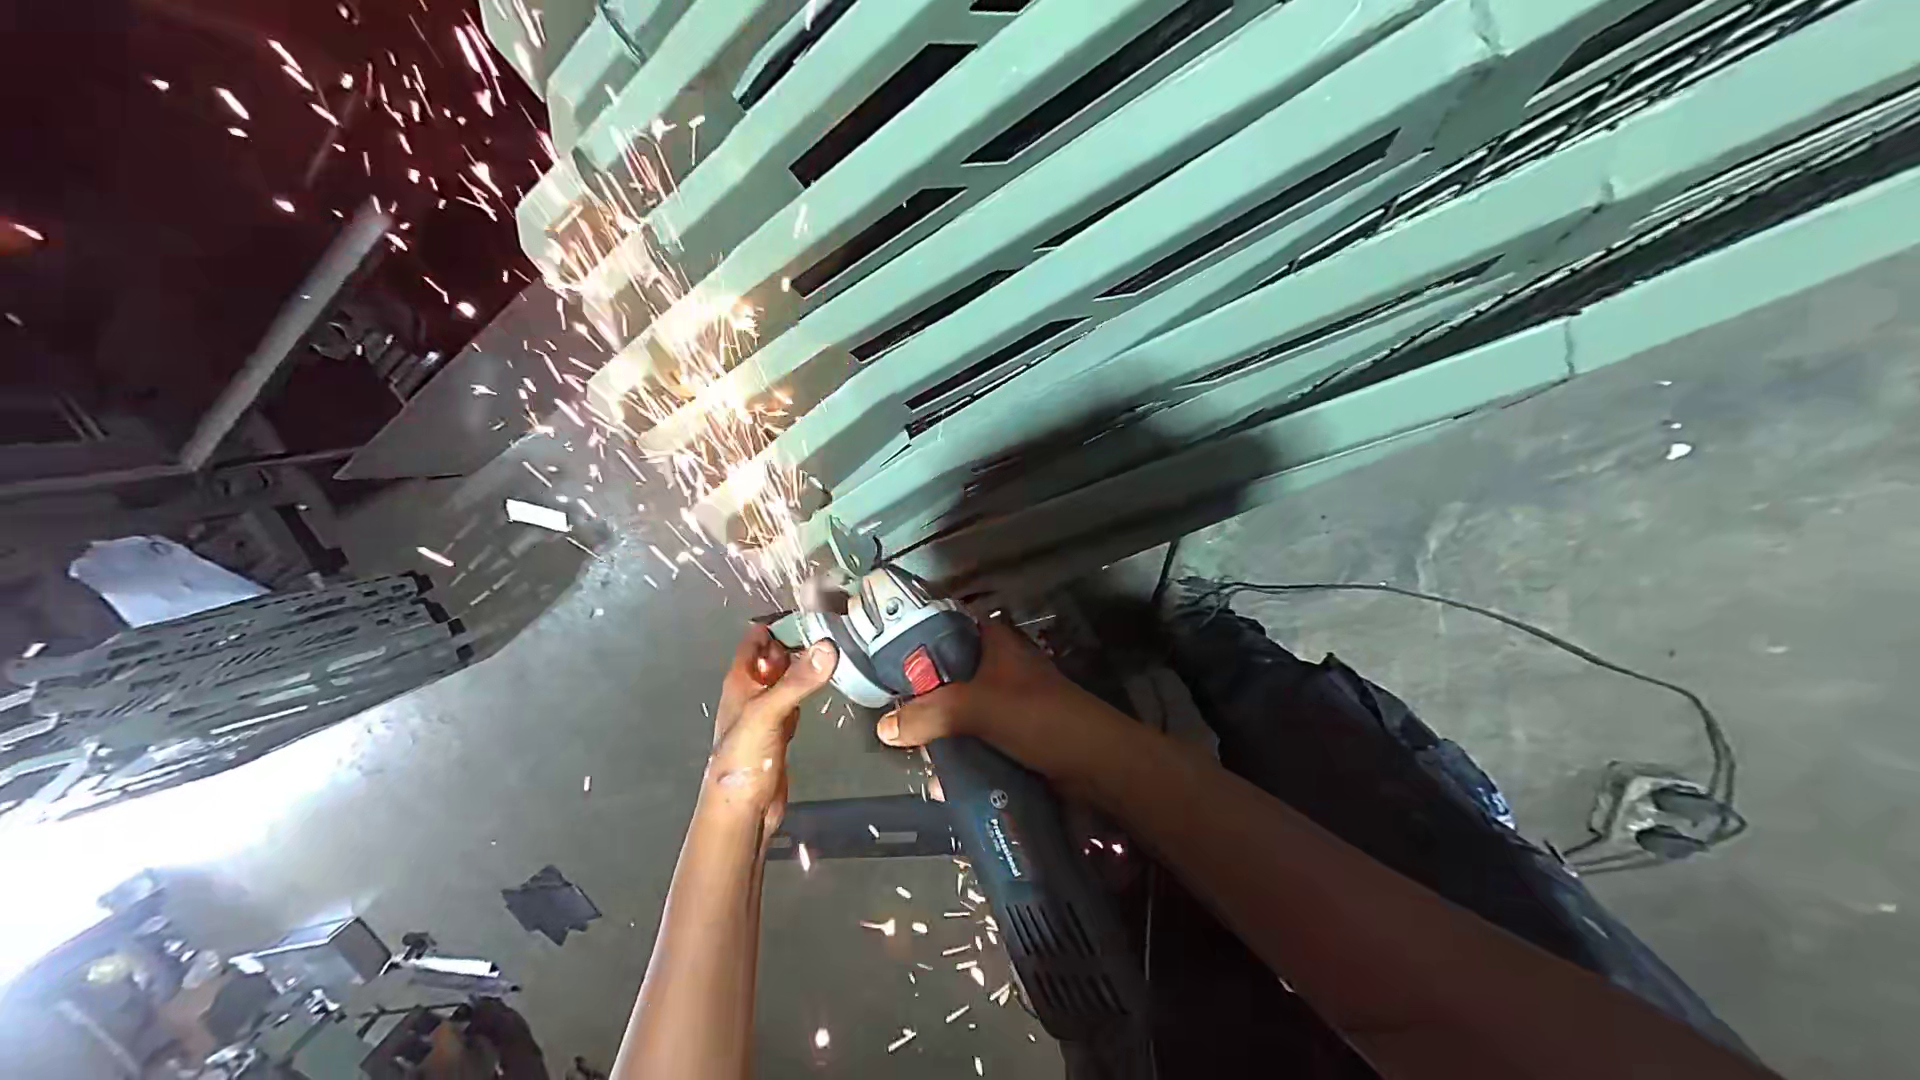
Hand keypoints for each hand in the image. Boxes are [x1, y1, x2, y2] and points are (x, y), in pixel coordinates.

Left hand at [705, 624, 835, 831]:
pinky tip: (826, 686)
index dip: (782, 621)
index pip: (759, 637)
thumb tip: (829, 646)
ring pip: (788, 677)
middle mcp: (752, 690)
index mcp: (741, 679)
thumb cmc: (744, 757)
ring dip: (807, 665)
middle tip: (836, 626)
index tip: (816, 608)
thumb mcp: (769, 712)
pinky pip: (796, 700)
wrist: (742, 809)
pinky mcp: (780, 731)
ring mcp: (766, 711)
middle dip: (800, 640)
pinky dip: (810, 690)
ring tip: (837, 649)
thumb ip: (798, 680)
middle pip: (776, 656)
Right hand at [875, 617, 1123, 783]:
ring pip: (963, 708)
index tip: (889, 662)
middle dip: (925, 696)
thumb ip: (929, 713)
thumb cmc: (1039, 718)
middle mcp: (1002, 666)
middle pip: (952, 673)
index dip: (920, 640)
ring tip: (913, 749)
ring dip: (941, 728)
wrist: (1096, 763)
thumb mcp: (977, 708)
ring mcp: (1010, 701)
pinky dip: (961, 749)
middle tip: (897, 716)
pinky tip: (942, 771)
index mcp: (996, 643)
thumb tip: (884, 727)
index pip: (950, 627)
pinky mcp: (1017, 732)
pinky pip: (978, 736)